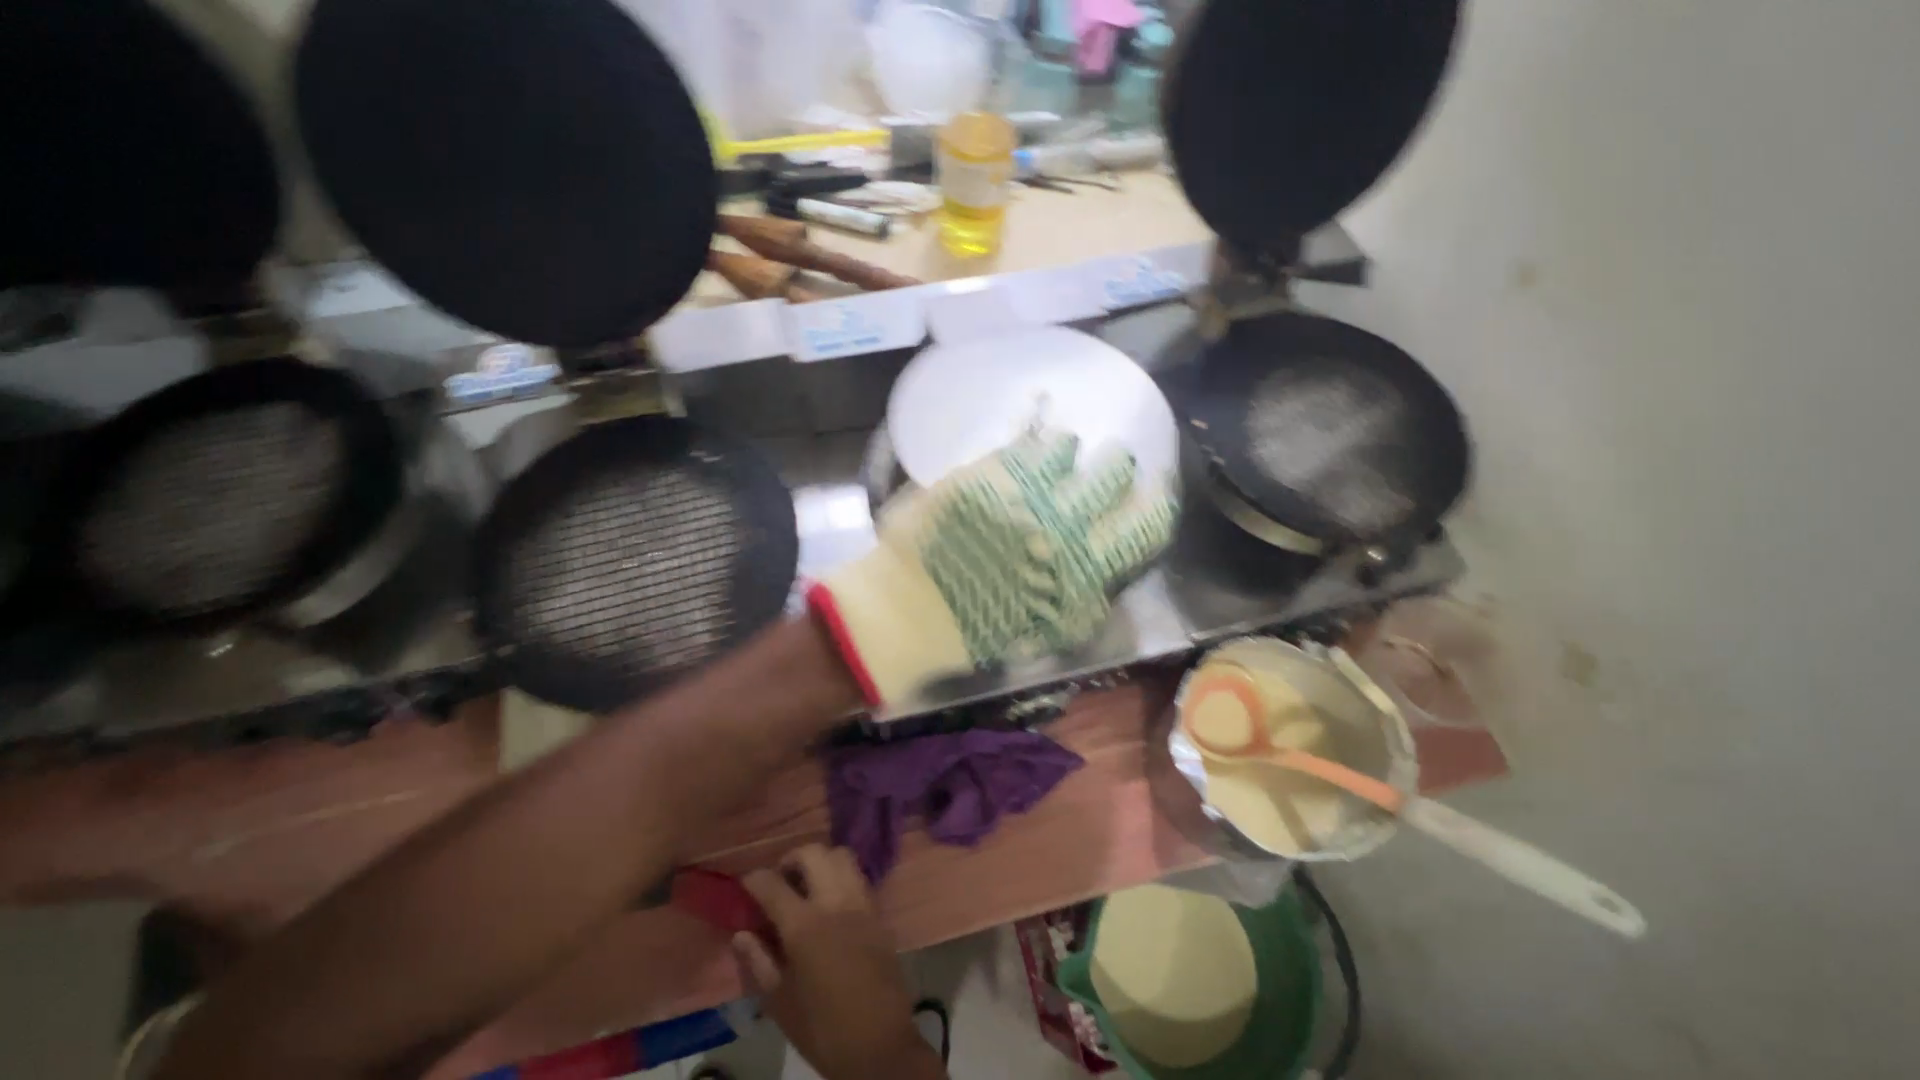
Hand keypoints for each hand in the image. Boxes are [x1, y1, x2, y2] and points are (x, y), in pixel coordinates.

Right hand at [735, 846, 943, 1079]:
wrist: (879, 1047)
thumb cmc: (822, 1029)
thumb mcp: (778, 1002)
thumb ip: (757, 961)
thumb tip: (741, 933)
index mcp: (805, 925)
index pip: (771, 883)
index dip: (752, 880)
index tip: (745, 886)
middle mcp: (836, 903)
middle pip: (814, 853)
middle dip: (791, 859)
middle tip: (780, 881)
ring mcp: (863, 906)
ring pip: (843, 857)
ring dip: (822, 862)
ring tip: (807, 887)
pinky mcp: (881, 916)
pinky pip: (860, 879)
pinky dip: (842, 878)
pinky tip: (831, 904)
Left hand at [808, 427, 1177, 704]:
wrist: (910, 613)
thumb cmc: (981, 631)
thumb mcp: (1052, 632)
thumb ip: (1089, 600)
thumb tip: (1112, 568)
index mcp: (1085, 569)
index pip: (1146, 523)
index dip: (1158, 500)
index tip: (1156, 486)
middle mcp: (1062, 524)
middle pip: (1113, 474)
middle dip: (1116, 467)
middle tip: (1110, 465)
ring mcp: (1020, 495)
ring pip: (1067, 449)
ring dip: (1069, 453)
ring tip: (1063, 456)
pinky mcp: (984, 475)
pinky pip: (1022, 446)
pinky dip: (1032, 448)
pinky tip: (1027, 455)